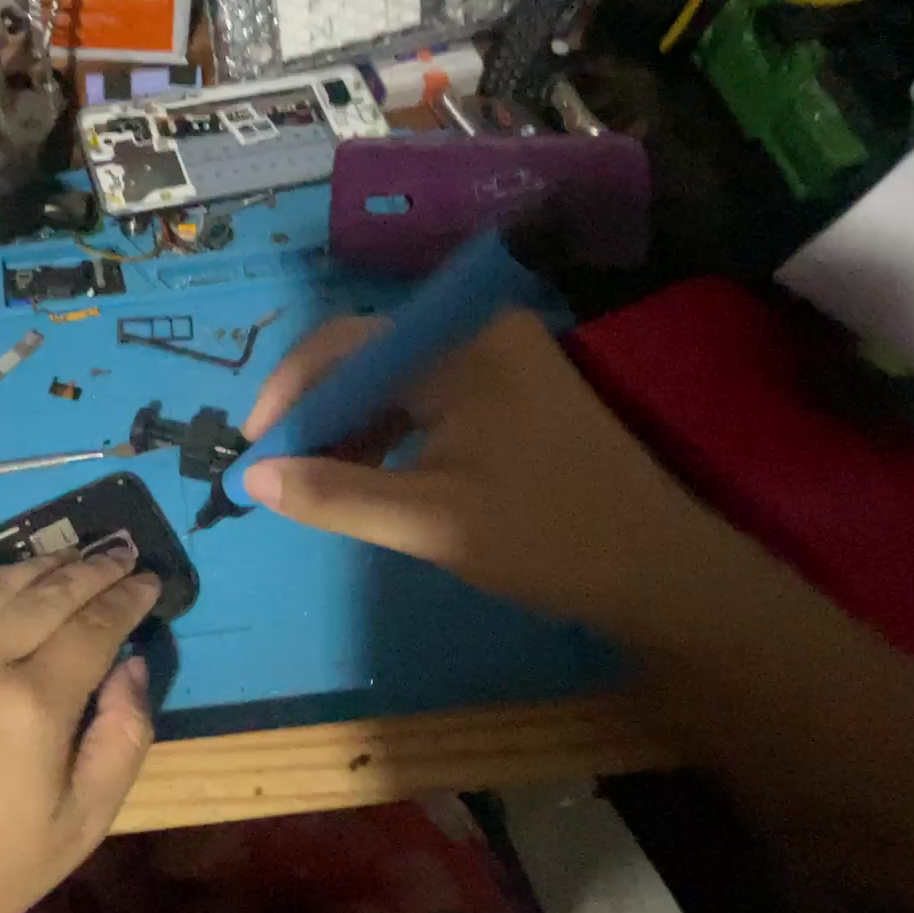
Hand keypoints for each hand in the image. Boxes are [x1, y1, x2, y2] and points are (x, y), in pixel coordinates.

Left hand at [0, 547, 160, 912]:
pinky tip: (11, 576)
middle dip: (94, 569)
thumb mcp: (84, 822)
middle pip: (50, 594)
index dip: (128, 599)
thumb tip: (131, 663)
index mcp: (33, 705)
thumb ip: (124, 736)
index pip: (94, 627)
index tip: (151, 580)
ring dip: (45, 565)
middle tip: (123, 552)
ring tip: (76, 556)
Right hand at [240, 309, 740, 646]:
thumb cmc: (548, 539)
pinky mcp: (503, 395)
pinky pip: (419, 402)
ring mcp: (494, 364)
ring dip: (343, 427)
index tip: (253, 450)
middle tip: (276, 468)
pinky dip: (381, 436)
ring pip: (389, 383)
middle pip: (365, 360)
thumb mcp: (428, 522)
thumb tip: (251, 478)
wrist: (663, 575)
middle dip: (313, 413)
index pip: (345, 346)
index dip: (288, 393)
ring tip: (309, 477)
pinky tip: (360, 473)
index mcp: (461, 348)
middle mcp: (475, 337)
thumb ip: (333, 494)